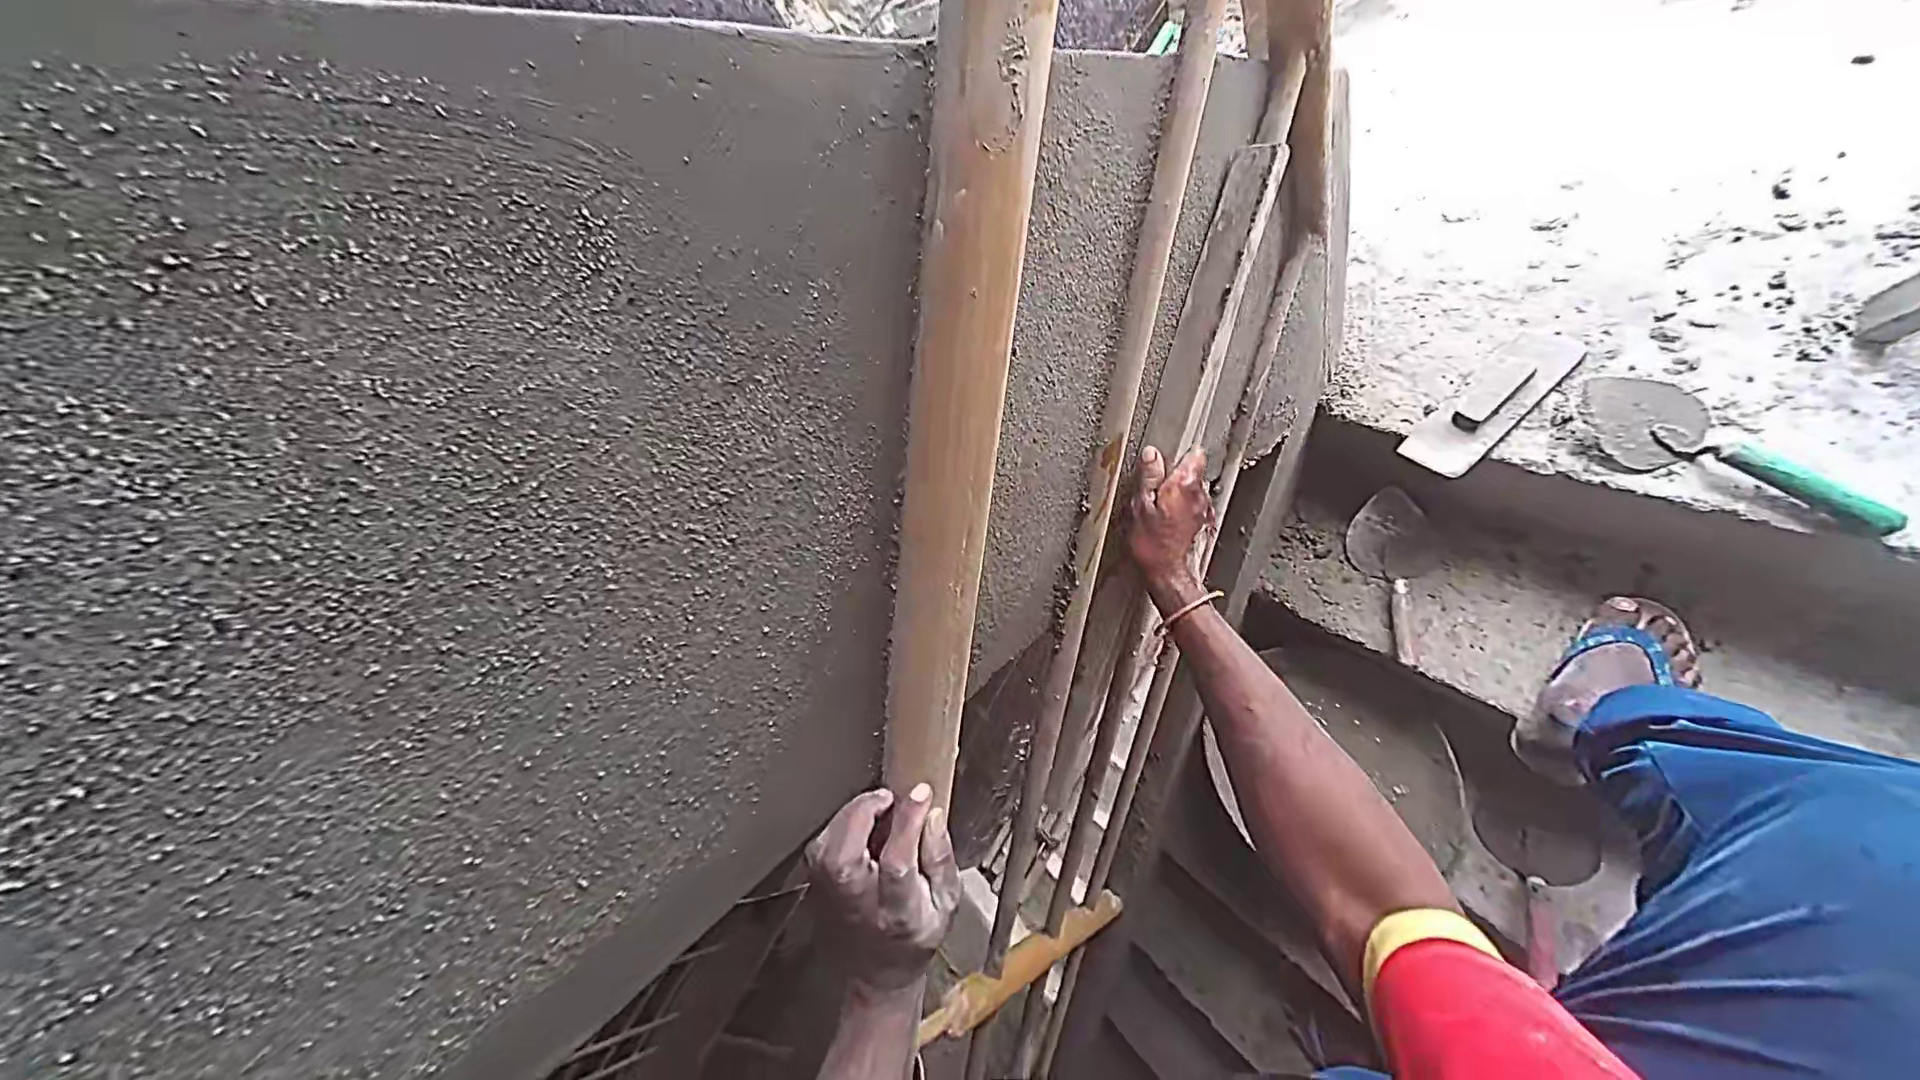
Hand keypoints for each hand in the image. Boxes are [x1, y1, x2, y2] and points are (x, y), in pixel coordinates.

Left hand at [806, 783, 961, 992]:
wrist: (880, 973)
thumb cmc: (916, 933)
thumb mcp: (947, 901)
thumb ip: (941, 856)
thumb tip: (932, 815)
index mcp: (900, 912)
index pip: (897, 864)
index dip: (908, 824)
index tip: (920, 794)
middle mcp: (860, 906)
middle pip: (845, 858)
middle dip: (863, 815)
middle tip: (888, 797)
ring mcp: (832, 900)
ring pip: (825, 851)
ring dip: (850, 816)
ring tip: (876, 804)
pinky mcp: (816, 890)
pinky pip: (818, 848)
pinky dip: (837, 825)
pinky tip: (858, 820)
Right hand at [1126, 445, 1211, 610]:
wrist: (1166, 574)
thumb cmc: (1151, 544)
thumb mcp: (1140, 506)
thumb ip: (1148, 477)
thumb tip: (1151, 455)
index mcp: (1184, 484)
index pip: (1194, 454)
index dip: (1178, 455)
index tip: (1163, 461)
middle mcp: (1200, 494)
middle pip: (1192, 472)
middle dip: (1175, 475)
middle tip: (1153, 488)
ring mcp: (1204, 510)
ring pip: (1192, 490)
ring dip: (1178, 494)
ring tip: (1158, 508)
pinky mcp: (1202, 524)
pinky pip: (1192, 507)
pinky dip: (1181, 510)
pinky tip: (1166, 522)